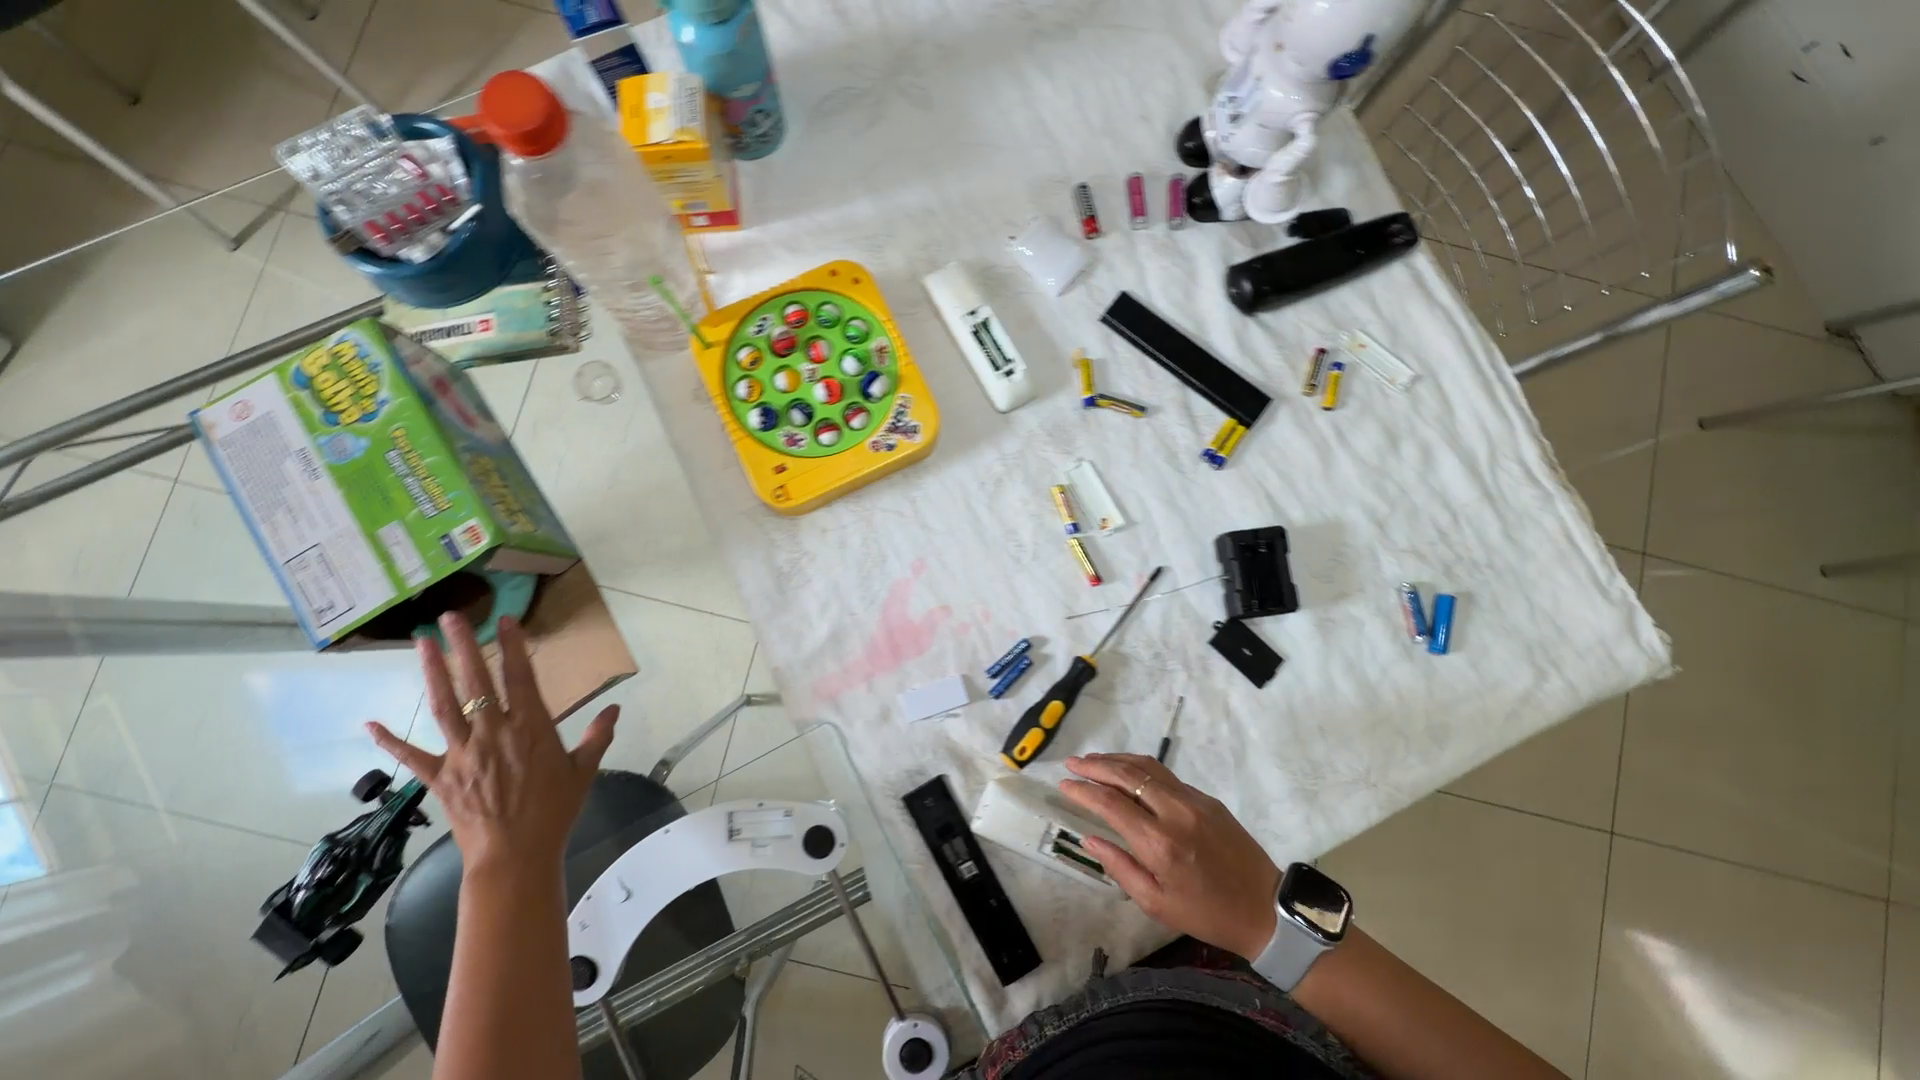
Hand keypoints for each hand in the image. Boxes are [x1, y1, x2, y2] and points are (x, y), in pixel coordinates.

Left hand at [368, 612, 617, 876]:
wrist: (515, 855)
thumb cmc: (555, 812)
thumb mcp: (583, 772)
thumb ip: (597, 737)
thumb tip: (614, 710)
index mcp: (531, 728)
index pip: (520, 677)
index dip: (512, 646)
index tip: (504, 620)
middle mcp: (493, 732)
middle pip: (476, 681)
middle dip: (463, 645)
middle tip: (450, 616)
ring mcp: (463, 753)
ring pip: (443, 706)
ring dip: (432, 672)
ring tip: (421, 643)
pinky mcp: (440, 777)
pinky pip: (412, 756)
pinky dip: (390, 741)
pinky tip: (372, 725)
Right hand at [1058, 753, 1281, 959]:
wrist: (1264, 909)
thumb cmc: (1205, 914)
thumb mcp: (1155, 904)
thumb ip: (1120, 867)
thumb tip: (1091, 838)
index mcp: (1159, 843)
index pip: (1111, 803)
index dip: (1083, 791)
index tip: (1064, 785)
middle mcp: (1175, 813)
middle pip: (1128, 775)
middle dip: (1095, 766)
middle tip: (1072, 764)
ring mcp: (1194, 801)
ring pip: (1148, 767)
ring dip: (1118, 760)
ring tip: (1094, 761)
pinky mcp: (1208, 800)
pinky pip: (1167, 777)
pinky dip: (1141, 770)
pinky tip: (1128, 774)